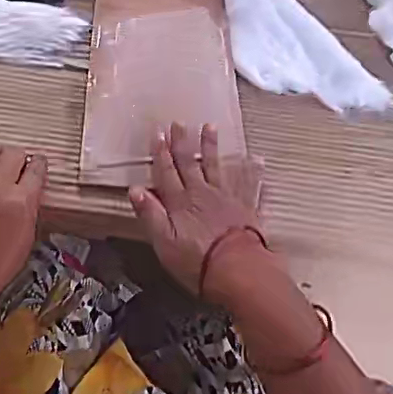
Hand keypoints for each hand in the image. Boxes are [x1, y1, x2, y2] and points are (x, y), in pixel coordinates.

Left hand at [0, 143, 46, 303]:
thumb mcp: (28, 232)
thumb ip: (31, 202)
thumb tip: (32, 183)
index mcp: (20, 201)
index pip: (36, 167)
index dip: (39, 164)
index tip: (38, 166)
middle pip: (14, 152)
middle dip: (21, 158)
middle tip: (21, 168)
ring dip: (1, 155)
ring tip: (3, 166)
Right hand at [127, 123, 267, 303]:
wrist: (238, 270)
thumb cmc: (197, 261)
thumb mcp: (164, 242)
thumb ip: (150, 215)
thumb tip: (135, 189)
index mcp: (180, 202)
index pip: (167, 172)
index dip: (161, 152)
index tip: (158, 132)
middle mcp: (202, 193)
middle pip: (190, 163)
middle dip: (183, 142)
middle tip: (179, 122)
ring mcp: (227, 198)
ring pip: (217, 166)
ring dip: (212, 147)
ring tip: (211, 126)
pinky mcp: (247, 208)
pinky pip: (251, 186)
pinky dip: (253, 172)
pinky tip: (258, 160)